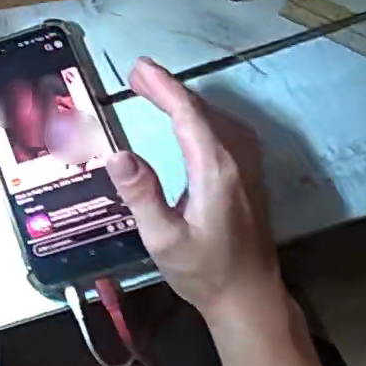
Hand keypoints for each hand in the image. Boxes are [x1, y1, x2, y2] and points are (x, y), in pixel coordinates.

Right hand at [106, 59, 284, 322]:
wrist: (249, 297)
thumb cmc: (204, 271)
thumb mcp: (164, 239)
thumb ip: (142, 195)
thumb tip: (116, 154)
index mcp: (215, 170)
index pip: (188, 115)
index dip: (163, 87)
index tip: (139, 68)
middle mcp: (236, 160)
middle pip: (201, 110)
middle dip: (168, 88)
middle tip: (136, 73)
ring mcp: (247, 166)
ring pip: (214, 118)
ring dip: (183, 100)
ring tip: (152, 89)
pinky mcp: (248, 176)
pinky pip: (222, 131)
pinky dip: (197, 116)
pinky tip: (185, 120)